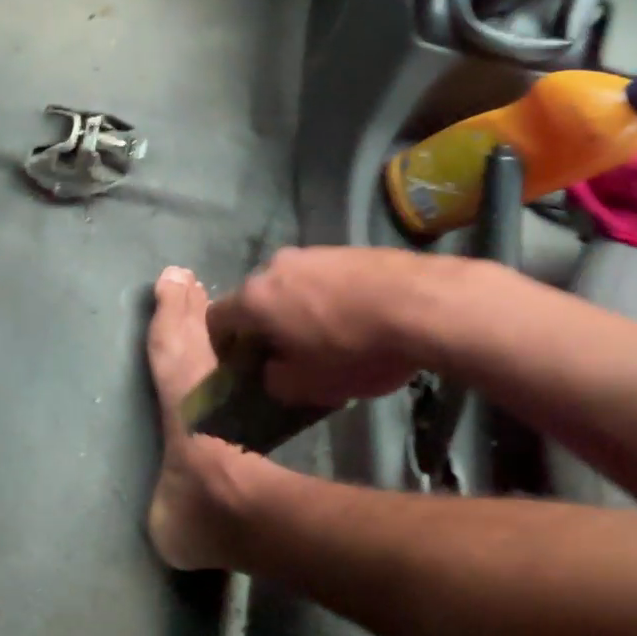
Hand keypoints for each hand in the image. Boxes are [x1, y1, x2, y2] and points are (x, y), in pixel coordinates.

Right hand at [207, 247, 454, 406]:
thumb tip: (271, 372)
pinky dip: (325, 296)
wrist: (420, 303)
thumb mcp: (311, 387)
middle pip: (254, 299)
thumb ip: (277, 382)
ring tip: (327, 335)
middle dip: (264, 326)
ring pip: (288, 285)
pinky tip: (355, 317)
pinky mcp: (342, 248)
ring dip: (296, 309)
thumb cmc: (354, 348)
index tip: (242, 367)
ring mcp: (309, 252)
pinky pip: (320, 277)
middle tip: (288, 354)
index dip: (223, 346)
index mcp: (254, 299)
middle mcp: (272, 267)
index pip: (216, 319)